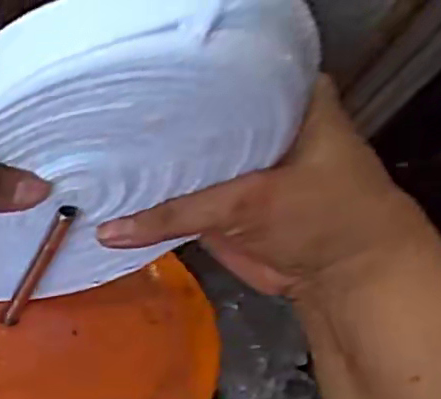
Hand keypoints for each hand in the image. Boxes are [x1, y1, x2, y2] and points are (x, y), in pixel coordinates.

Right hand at [96, 78, 432, 297]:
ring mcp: (239, 171)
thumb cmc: (321, 215)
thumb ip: (176, 215)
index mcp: (286, 99)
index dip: (176, 100)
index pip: (221, 85)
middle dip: (155, 144)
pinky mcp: (222, 210)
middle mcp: (261, 128)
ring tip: (101, 179)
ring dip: (150, 182)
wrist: (339, 271)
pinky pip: (179, 208)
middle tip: (103, 149)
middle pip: (196, 131)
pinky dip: (154, 213)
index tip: (128, 112)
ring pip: (184, 171)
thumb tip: (105, 233)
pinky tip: (119, 209)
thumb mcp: (248, 202)